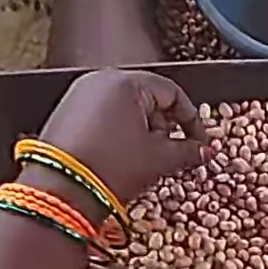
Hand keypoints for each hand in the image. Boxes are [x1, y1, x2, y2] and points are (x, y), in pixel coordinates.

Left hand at [27, 69, 209, 217]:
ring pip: (127, 109)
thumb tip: (205, 150)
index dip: (192, 120)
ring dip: (144, 134)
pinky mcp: (68, 113)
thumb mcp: (159, 159)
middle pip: (149, 99)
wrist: (62, 188)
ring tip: (147, 161)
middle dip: (166, 128)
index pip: (172, 93)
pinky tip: (123, 160)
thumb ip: (188, 151)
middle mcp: (101, 80)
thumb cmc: (113, 167)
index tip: (200, 143)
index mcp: (127, 82)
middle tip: (173, 155)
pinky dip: (122, 135)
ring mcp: (81, 95)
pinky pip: (106, 118)